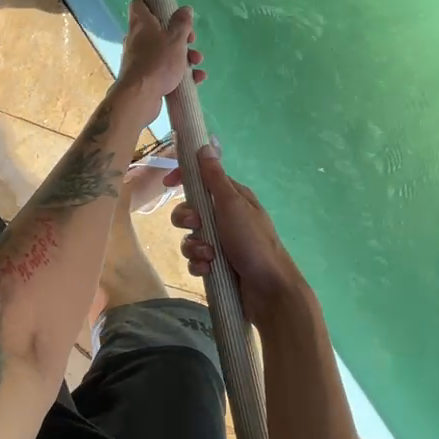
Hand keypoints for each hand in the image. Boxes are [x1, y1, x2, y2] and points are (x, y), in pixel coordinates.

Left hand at [114, 0, 203, 107]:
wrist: (139, 96)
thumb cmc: (158, 62)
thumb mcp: (176, 39)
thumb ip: (182, 23)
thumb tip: (185, 9)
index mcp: (141, 24)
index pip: (140, 4)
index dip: (154, 4)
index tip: (171, 11)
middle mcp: (137, 39)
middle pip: (158, 30)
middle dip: (180, 36)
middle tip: (192, 41)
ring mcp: (139, 58)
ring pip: (164, 51)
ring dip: (183, 55)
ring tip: (197, 62)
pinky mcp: (144, 76)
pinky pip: (163, 69)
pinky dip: (179, 72)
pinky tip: (196, 79)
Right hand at [168, 145, 314, 325]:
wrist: (270, 291)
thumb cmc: (253, 242)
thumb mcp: (232, 205)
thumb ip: (214, 178)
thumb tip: (204, 146)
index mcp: (232, 199)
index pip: (202, 180)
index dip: (184, 179)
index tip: (167, 183)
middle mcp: (226, 218)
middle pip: (190, 210)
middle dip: (186, 219)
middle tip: (197, 225)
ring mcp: (222, 243)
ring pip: (190, 237)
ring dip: (194, 246)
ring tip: (209, 256)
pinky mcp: (217, 266)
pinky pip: (195, 259)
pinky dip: (199, 264)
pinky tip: (209, 270)